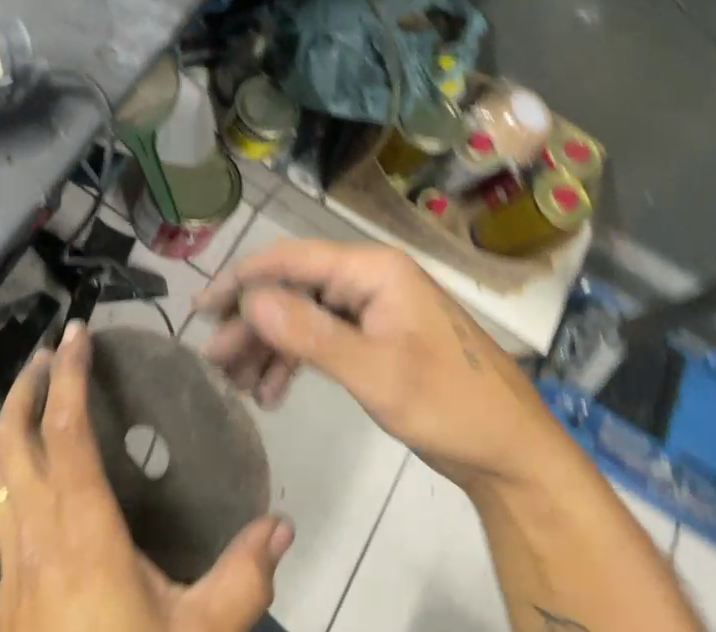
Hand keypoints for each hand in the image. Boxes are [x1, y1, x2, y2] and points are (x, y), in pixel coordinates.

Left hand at [0, 321, 295, 631]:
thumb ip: (244, 579)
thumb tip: (282, 525)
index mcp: (84, 533)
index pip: (65, 432)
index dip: (68, 377)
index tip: (75, 332)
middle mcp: (37, 537)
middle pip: (10, 439)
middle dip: (24, 387)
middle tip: (49, 354)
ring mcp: (11, 569)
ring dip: (10, 429)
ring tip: (35, 404)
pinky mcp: (5, 598)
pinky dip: (8, 477)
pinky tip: (35, 488)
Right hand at [193, 239, 565, 491]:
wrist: (513, 456)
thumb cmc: (451, 407)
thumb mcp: (376, 373)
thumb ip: (311, 334)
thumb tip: (251, 301)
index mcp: (373, 271)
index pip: (291, 260)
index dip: (242, 280)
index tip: (202, 306)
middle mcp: (369, 280)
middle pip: (292, 289)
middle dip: (251, 324)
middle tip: (213, 360)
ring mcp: (373, 310)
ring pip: (302, 317)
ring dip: (268, 348)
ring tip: (236, 385)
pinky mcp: (375, 339)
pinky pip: (321, 339)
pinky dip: (294, 362)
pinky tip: (272, 394)